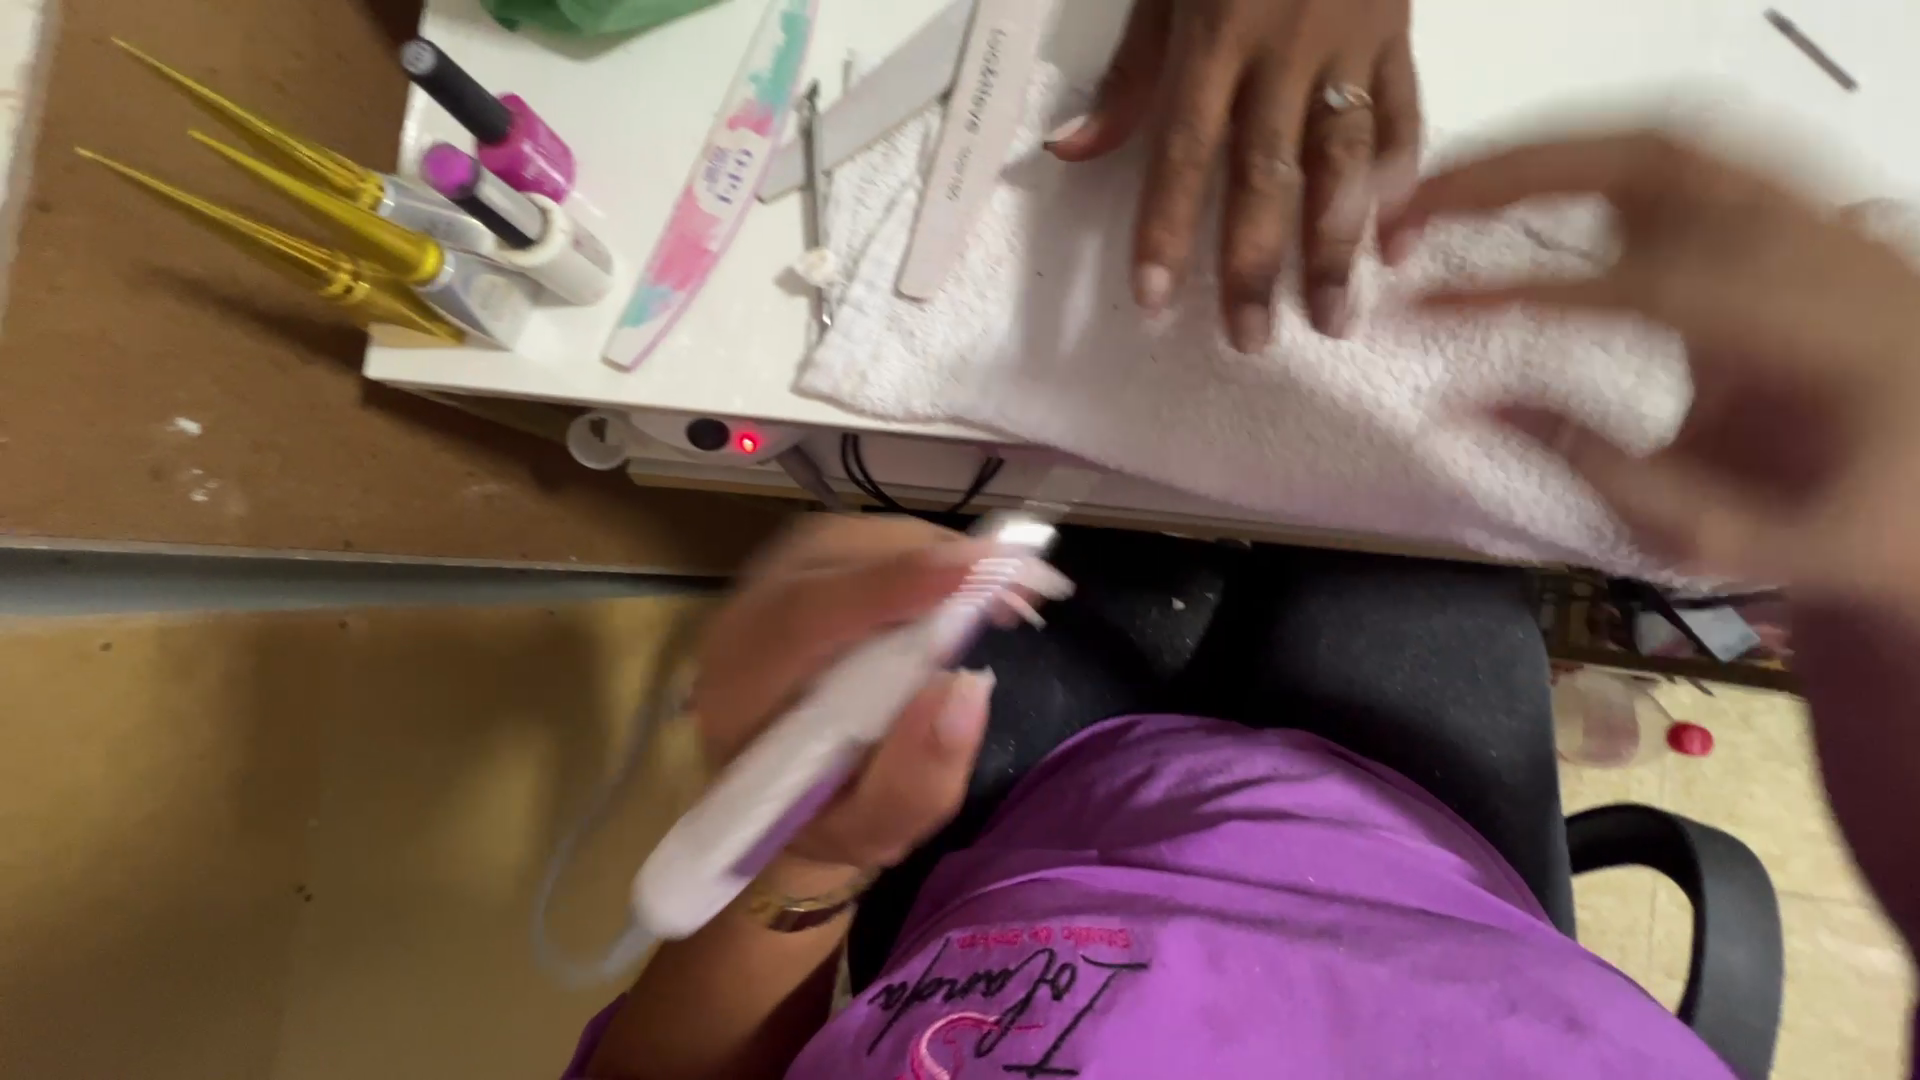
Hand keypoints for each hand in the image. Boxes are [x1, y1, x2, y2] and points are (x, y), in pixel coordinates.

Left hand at [688, 515, 1064, 881]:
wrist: (770, 786)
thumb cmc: (816, 815)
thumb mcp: (868, 829)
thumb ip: (914, 779)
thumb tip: (969, 688)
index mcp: (744, 687)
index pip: (806, 615)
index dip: (892, 586)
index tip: (979, 571)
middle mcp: (746, 614)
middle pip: (844, 559)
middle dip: (941, 565)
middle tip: (1024, 590)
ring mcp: (770, 579)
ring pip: (864, 540)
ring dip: (940, 558)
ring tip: (1002, 595)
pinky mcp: (800, 564)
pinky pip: (870, 541)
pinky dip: (927, 557)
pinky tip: (964, 588)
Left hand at [1046, 0, 1420, 348]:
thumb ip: (1128, 72)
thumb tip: (1071, 152)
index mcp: (1218, 34)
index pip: (1183, 154)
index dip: (1167, 230)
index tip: (1156, 300)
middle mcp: (1288, 49)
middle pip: (1269, 176)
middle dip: (1257, 265)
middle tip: (1250, 341)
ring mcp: (1354, 42)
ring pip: (1346, 161)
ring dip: (1338, 248)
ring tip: (1333, 319)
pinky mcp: (1403, 31)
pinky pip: (1408, 115)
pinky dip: (1403, 183)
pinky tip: (1399, 247)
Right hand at [1381, 132, 1919, 604]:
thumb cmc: (1843, 526)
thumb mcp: (1716, 536)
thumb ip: (1589, 468)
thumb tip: (1454, 408)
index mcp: (1827, 338)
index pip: (1648, 287)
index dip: (1516, 295)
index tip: (1415, 314)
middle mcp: (1831, 248)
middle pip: (1659, 161)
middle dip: (1512, 175)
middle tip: (1407, 209)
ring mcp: (1817, 217)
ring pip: (1663, 140)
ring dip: (1536, 155)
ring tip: (1439, 189)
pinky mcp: (1789, 217)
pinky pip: (1674, 158)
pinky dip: (1577, 161)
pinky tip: (1513, 189)